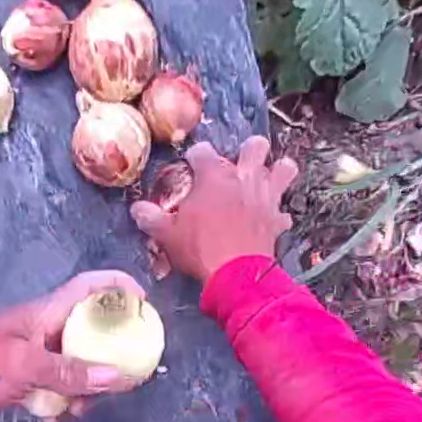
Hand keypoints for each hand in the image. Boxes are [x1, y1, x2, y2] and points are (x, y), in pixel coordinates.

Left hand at [0, 271, 148, 416]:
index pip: (88, 285)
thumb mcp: (26, 369)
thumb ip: (70, 373)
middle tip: (118, 379)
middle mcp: (45, 326)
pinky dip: (62, 398)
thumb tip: (116, 377)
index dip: (117, 286)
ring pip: (76, 360)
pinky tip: (54, 416)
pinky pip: (58, 380)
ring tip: (78, 410)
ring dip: (83, 386)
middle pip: (90, 329)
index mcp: (45, 312)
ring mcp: (37, 349)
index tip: (143, 303)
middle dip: (105, 355)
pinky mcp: (28, 371)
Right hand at [129, 136, 298, 283]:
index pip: (203, 151)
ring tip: (268, 178)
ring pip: (284, 169)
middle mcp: (243, 179)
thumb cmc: (199, 249)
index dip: (196, 155)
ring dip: (277, 171)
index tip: (192, 162)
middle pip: (255, 146)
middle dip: (249, 150)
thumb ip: (153, 219)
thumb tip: (137, 210)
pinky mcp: (277, 220)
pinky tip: (271, 219)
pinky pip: (284, 212)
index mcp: (213, 177)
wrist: (235, 274)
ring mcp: (265, 198)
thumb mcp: (168, 235)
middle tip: (240, 162)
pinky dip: (278, 214)